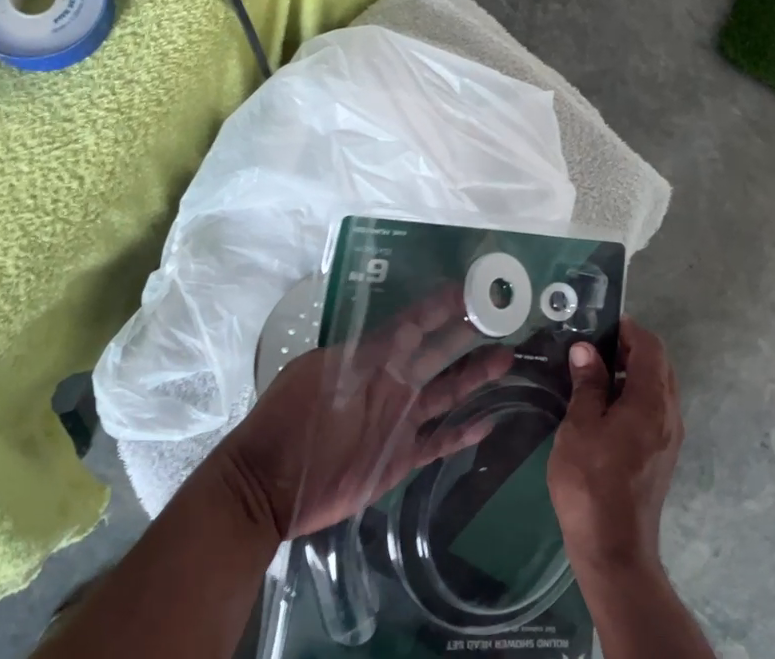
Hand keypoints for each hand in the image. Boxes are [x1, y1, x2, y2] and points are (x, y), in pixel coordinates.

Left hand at [216, 286, 512, 538]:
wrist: (267, 484)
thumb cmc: (290, 423)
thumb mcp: (325, 377)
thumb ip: (365, 356)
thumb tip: (402, 331)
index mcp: (370, 359)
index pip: (413, 324)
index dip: (441, 307)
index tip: (471, 290)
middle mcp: (391, 384)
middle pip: (438, 353)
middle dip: (468, 334)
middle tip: (503, 316)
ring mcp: (399, 421)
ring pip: (447, 392)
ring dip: (476, 377)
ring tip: (508, 357)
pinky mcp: (401, 458)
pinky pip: (439, 441)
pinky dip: (463, 433)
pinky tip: (489, 421)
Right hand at [547, 317, 683, 574]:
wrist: (614, 547)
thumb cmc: (590, 482)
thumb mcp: (579, 427)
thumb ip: (587, 385)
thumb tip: (586, 350)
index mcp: (651, 402)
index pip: (650, 348)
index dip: (628, 330)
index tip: (600, 324)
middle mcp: (670, 414)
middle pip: (659, 366)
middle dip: (631, 350)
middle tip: (593, 348)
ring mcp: (669, 438)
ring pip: (658, 389)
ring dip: (632, 374)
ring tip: (593, 375)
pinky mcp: (662, 456)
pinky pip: (654, 411)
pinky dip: (634, 397)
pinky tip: (605, 408)